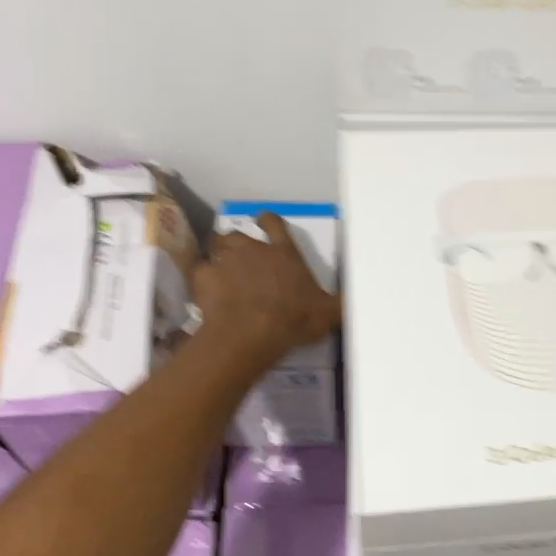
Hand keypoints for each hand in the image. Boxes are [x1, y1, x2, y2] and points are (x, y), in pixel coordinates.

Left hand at [191, 212, 339, 369]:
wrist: (251, 334)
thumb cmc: (294, 319)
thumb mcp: (328, 313)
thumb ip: (340, 303)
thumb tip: (355, 301)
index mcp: (284, 253)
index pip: (274, 224)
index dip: (268, 221)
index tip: (263, 222)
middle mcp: (253, 250)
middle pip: (237, 234)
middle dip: (236, 243)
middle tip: (240, 260)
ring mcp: (225, 261)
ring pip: (215, 247)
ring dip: (218, 257)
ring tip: (221, 273)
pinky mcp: (204, 278)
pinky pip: (200, 272)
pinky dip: (203, 279)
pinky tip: (206, 292)